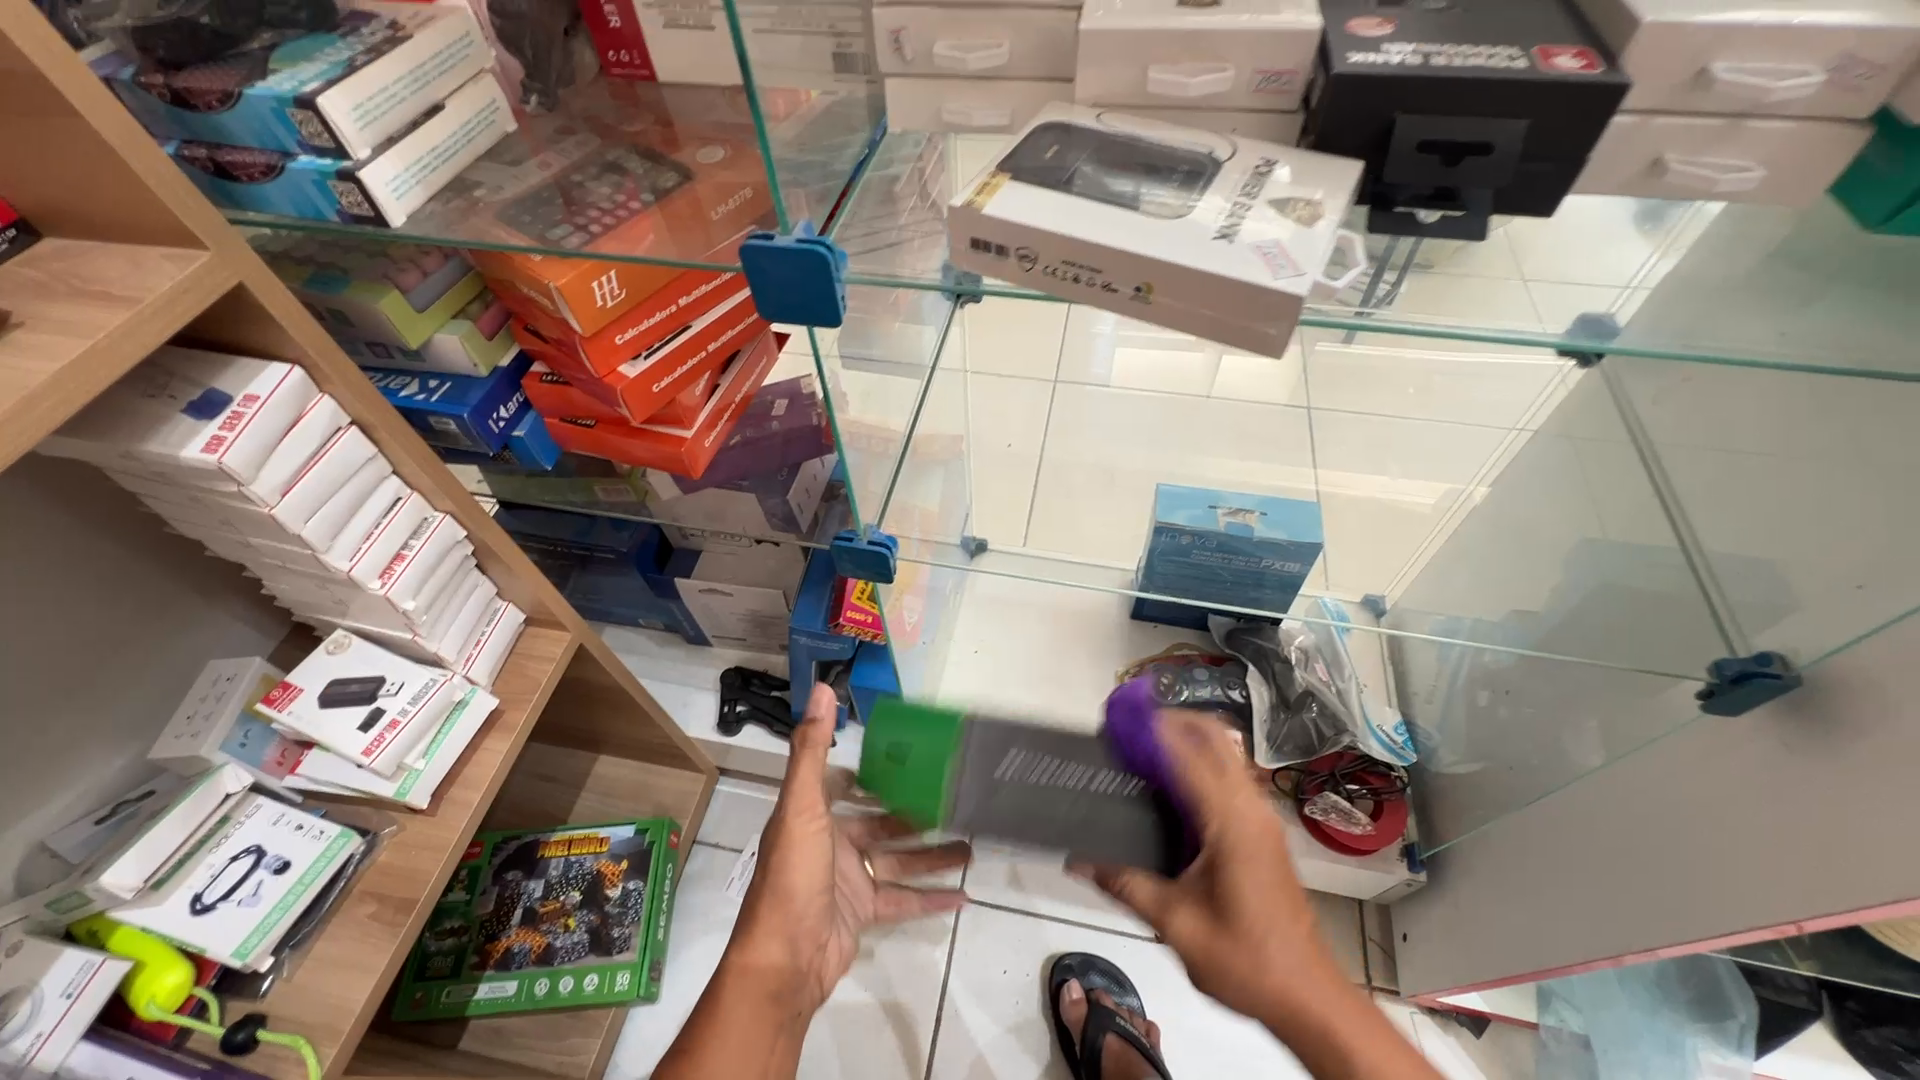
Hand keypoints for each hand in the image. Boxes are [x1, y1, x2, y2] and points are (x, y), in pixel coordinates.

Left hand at [729, 683, 970, 1012]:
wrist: (785, 960)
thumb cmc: (793, 875)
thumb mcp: (802, 805)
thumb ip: (813, 749)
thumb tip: (821, 689)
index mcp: (812, 817)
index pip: (839, 785)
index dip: (868, 773)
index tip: (905, 758)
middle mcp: (830, 844)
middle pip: (880, 824)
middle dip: (915, 815)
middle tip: (954, 801)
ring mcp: (848, 881)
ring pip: (899, 860)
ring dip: (933, 854)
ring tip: (971, 846)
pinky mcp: (863, 914)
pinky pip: (903, 900)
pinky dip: (931, 898)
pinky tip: (964, 895)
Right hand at [1074, 710, 1338, 1020]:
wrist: (1307, 996)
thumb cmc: (1245, 960)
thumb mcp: (1174, 925)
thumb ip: (1125, 884)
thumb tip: (1078, 861)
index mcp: (1231, 822)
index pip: (1189, 753)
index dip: (1153, 728)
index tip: (1118, 717)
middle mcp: (1252, 809)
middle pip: (1216, 738)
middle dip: (1174, 721)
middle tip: (1129, 727)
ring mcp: (1264, 819)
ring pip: (1227, 756)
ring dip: (1188, 741)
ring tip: (1142, 750)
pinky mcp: (1265, 833)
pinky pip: (1231, 779)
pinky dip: (1201, 766)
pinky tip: (1169, 789)